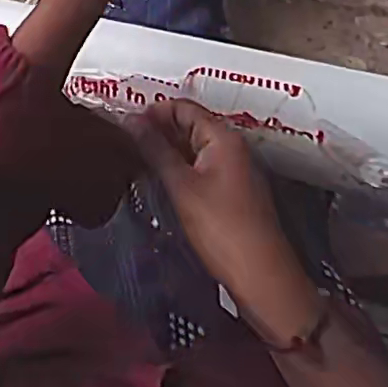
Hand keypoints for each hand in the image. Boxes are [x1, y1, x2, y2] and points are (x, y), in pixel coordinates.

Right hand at [131, 99, 323, 343]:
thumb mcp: (180, 185)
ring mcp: (233, 168)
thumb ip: (153, 148)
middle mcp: (231, 146)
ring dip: (165, 148)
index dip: (152, 111)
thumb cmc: (221, 229)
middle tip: (124, 140)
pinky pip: (199, 163)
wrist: (262, 279)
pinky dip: (178, 165)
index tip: (125, 125)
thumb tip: (129, 120)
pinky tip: (158, 176)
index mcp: (223, 137)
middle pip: (188, 122)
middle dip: (156, 129)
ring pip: (192, 145)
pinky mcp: (230, 188)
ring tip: (135, 156)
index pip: (182, 107)